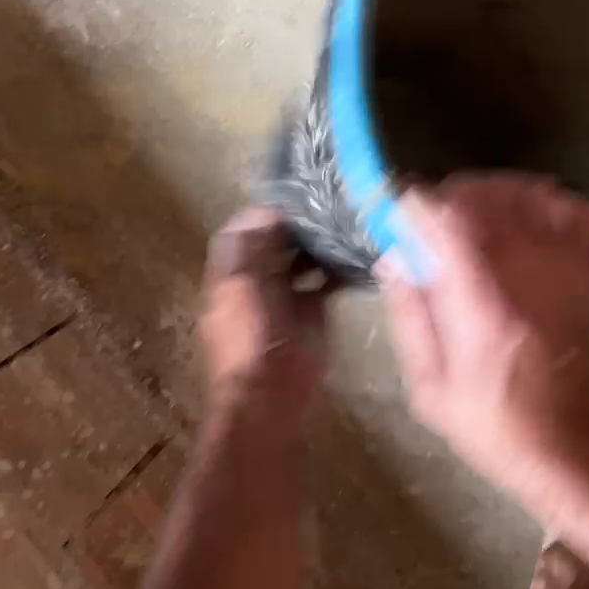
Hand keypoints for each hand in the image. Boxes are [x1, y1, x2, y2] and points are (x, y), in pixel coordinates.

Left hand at [199, 207, 328, 416]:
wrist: (272, 391)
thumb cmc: (249, 339)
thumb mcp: (242, 287)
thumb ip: (254, 248)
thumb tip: (270, 211)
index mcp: (233, 273)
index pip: (245, 232)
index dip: (264, 213)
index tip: (294, 197)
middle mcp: (259, 279)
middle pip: (276, 241)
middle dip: (298, 223)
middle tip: (329, 203)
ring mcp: (287, 293)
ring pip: (303, 257)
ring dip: (319, 242)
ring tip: (344, 222)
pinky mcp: (313, 308)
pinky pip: (326, 279)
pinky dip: (338, 267)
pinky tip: (354, 253)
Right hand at [378, 174, 588, 493]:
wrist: (566, 435)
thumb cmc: (490, 419)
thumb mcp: (428, 386)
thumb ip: (410, 314)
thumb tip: (394, 255)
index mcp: (480, 302)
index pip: (447, 219)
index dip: (416, 205)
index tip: (400, 215)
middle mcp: (524, 268)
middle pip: (483, 192)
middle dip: (447, 197)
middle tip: (433, 224)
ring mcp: (561, 260)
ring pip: (522, 189)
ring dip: (490, 192)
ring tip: (474, 220)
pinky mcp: (584, 262)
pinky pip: (568, 204)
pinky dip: (542, 199)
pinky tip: (523, 221)